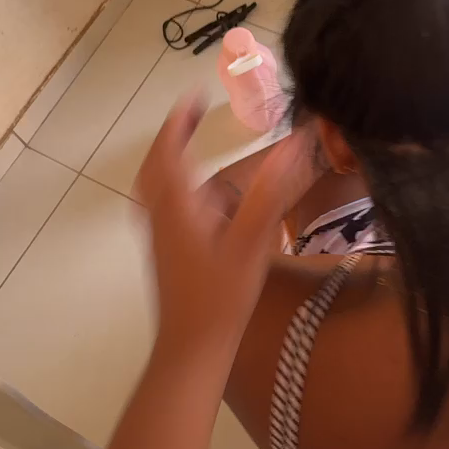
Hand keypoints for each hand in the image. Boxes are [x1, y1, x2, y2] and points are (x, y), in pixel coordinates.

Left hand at [134, 92, 317, 349]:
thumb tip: (294, 144)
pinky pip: (162, 206)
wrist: (191, 351)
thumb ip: (270, 191)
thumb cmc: (220, 296)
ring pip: (154, 188)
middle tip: (191, 116)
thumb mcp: (251, 242)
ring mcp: (159, 237)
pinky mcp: (165, 254)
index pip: (169, 151)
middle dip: (171, 136)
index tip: (194, 97)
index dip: (179, 121)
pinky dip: (174, 185)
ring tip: (191, 145)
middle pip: (153, 166)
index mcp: (177, 206)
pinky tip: (202, 199)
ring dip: (169, 160)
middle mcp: (160, 216)